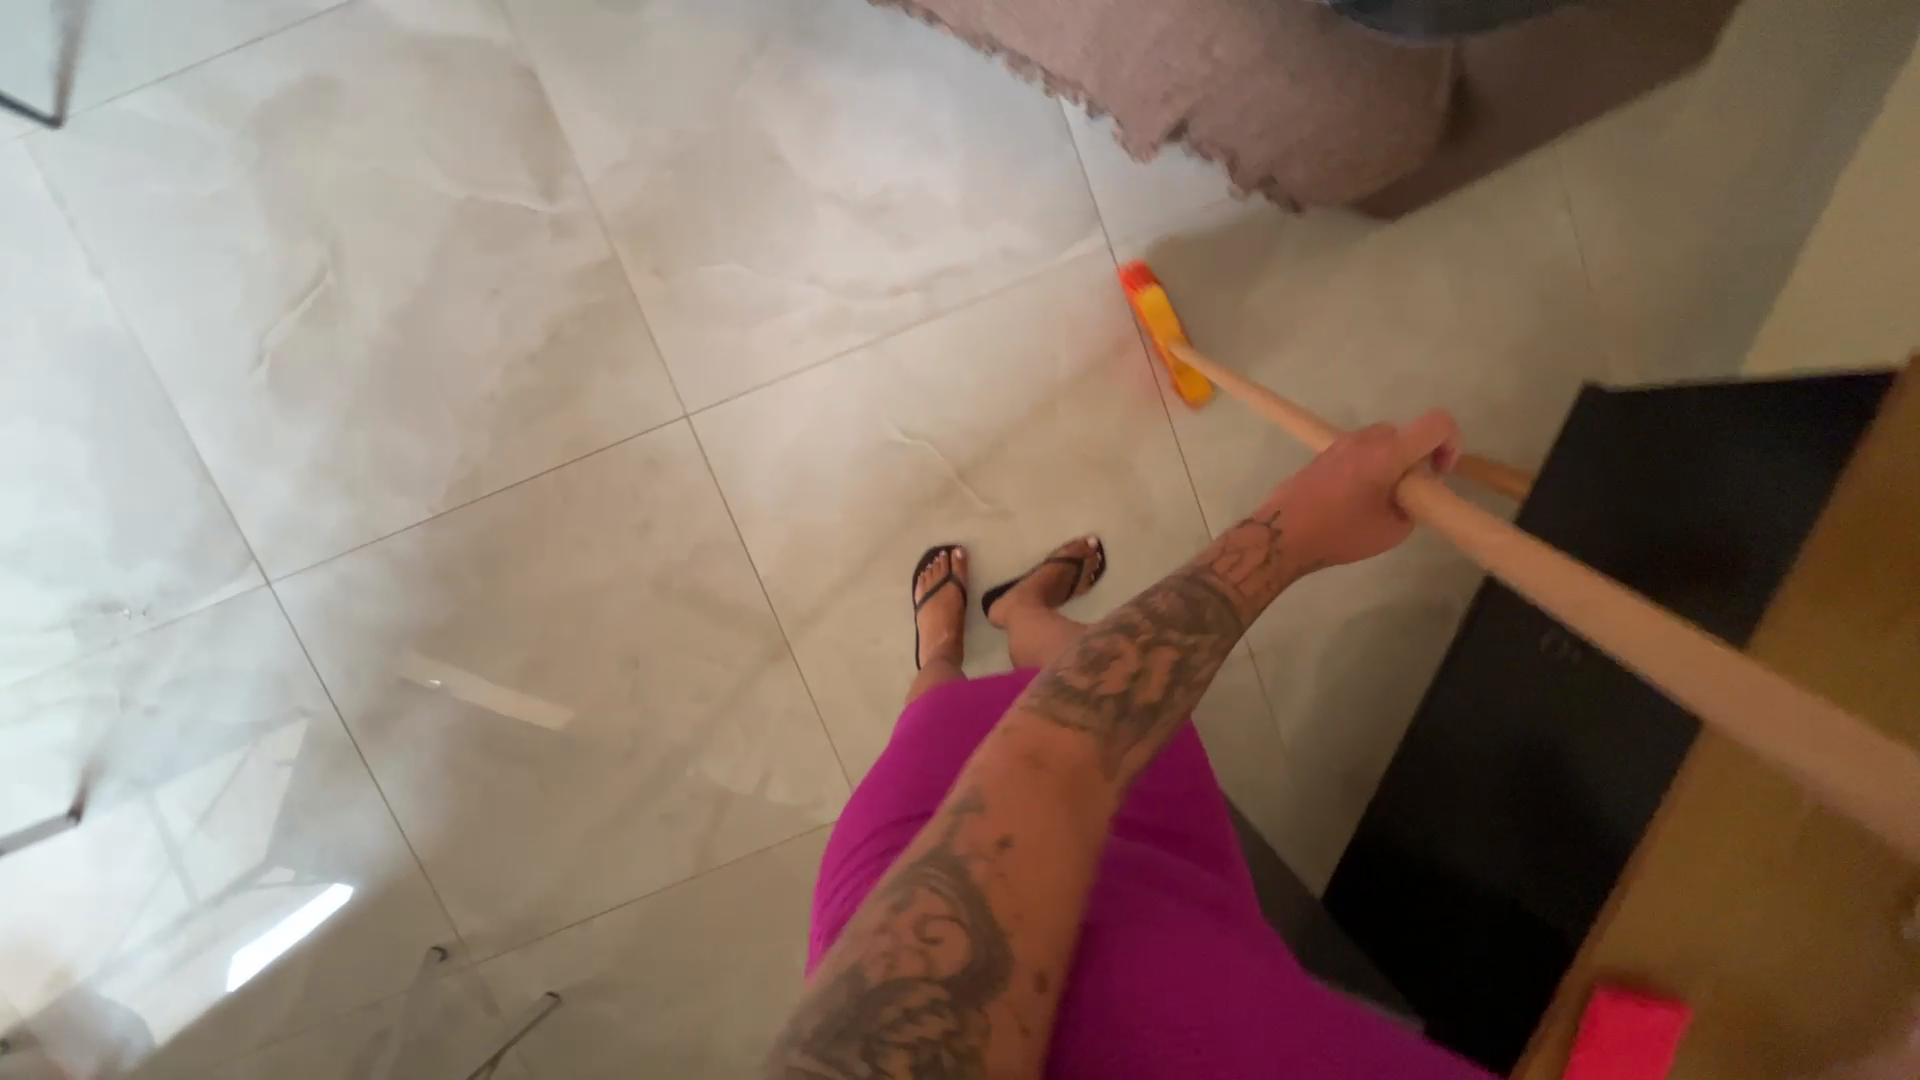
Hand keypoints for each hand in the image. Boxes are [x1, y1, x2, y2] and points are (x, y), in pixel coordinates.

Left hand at [1269, 409, 1459, 569]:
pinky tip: (1355, 497)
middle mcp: (1364, 440)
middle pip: (1406, 433)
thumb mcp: (1393, 528)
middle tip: (1409, 491)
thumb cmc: (1339, 533)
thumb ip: (1413, 503)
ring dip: (1391, 460)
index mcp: (1388, 452)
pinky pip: (1357, 451)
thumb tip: (1409, 493)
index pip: (1437, 422)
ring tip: (1381, 496)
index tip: (1439, 472)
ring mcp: (1338, 445)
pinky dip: (1368, 465)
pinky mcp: (1321, 456)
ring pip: (1380, 441)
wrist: (1281, 533)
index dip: (1451, 442)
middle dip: (1417, 457)